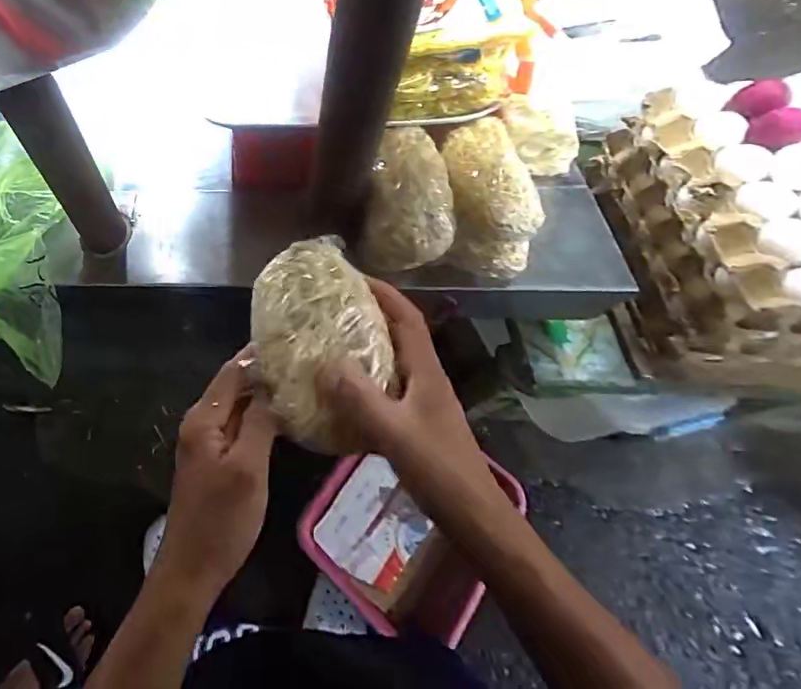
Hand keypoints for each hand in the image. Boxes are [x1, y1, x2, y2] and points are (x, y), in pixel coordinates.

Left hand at [155, 348, 277, 599]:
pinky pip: (236, 426)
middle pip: (233, 386)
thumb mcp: (248, 469)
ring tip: (297, 382)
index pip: (232, 372)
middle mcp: (200, 422)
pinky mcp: (212, 460)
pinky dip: (257, 416)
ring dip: (261, 394)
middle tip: (300, 360)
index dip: (258, 354)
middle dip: (263, 371)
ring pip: (236, 406)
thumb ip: (260, 424)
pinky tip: (281, 418)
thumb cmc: (222, 519)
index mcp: (203, 418)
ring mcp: (204, 442)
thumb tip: (274, 388)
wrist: (191, 568)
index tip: (288, 338)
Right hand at [315, 279, 497, 501]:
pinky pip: (383, 390)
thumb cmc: (440, 471)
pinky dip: (360, 383)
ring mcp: (421, 403)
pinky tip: (337, 395)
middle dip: (367, 315)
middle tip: (330, 307)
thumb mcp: (394, 432)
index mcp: (426, 372)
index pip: (407, 317)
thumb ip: (359, 397)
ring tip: (326, 342)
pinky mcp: (414, 424)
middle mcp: (425, 380)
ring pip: (389, 362)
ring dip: (362, 348)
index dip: (383, 293)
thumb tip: (325, 362)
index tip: (352, 278)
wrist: (475, 521)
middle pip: (397, 334)